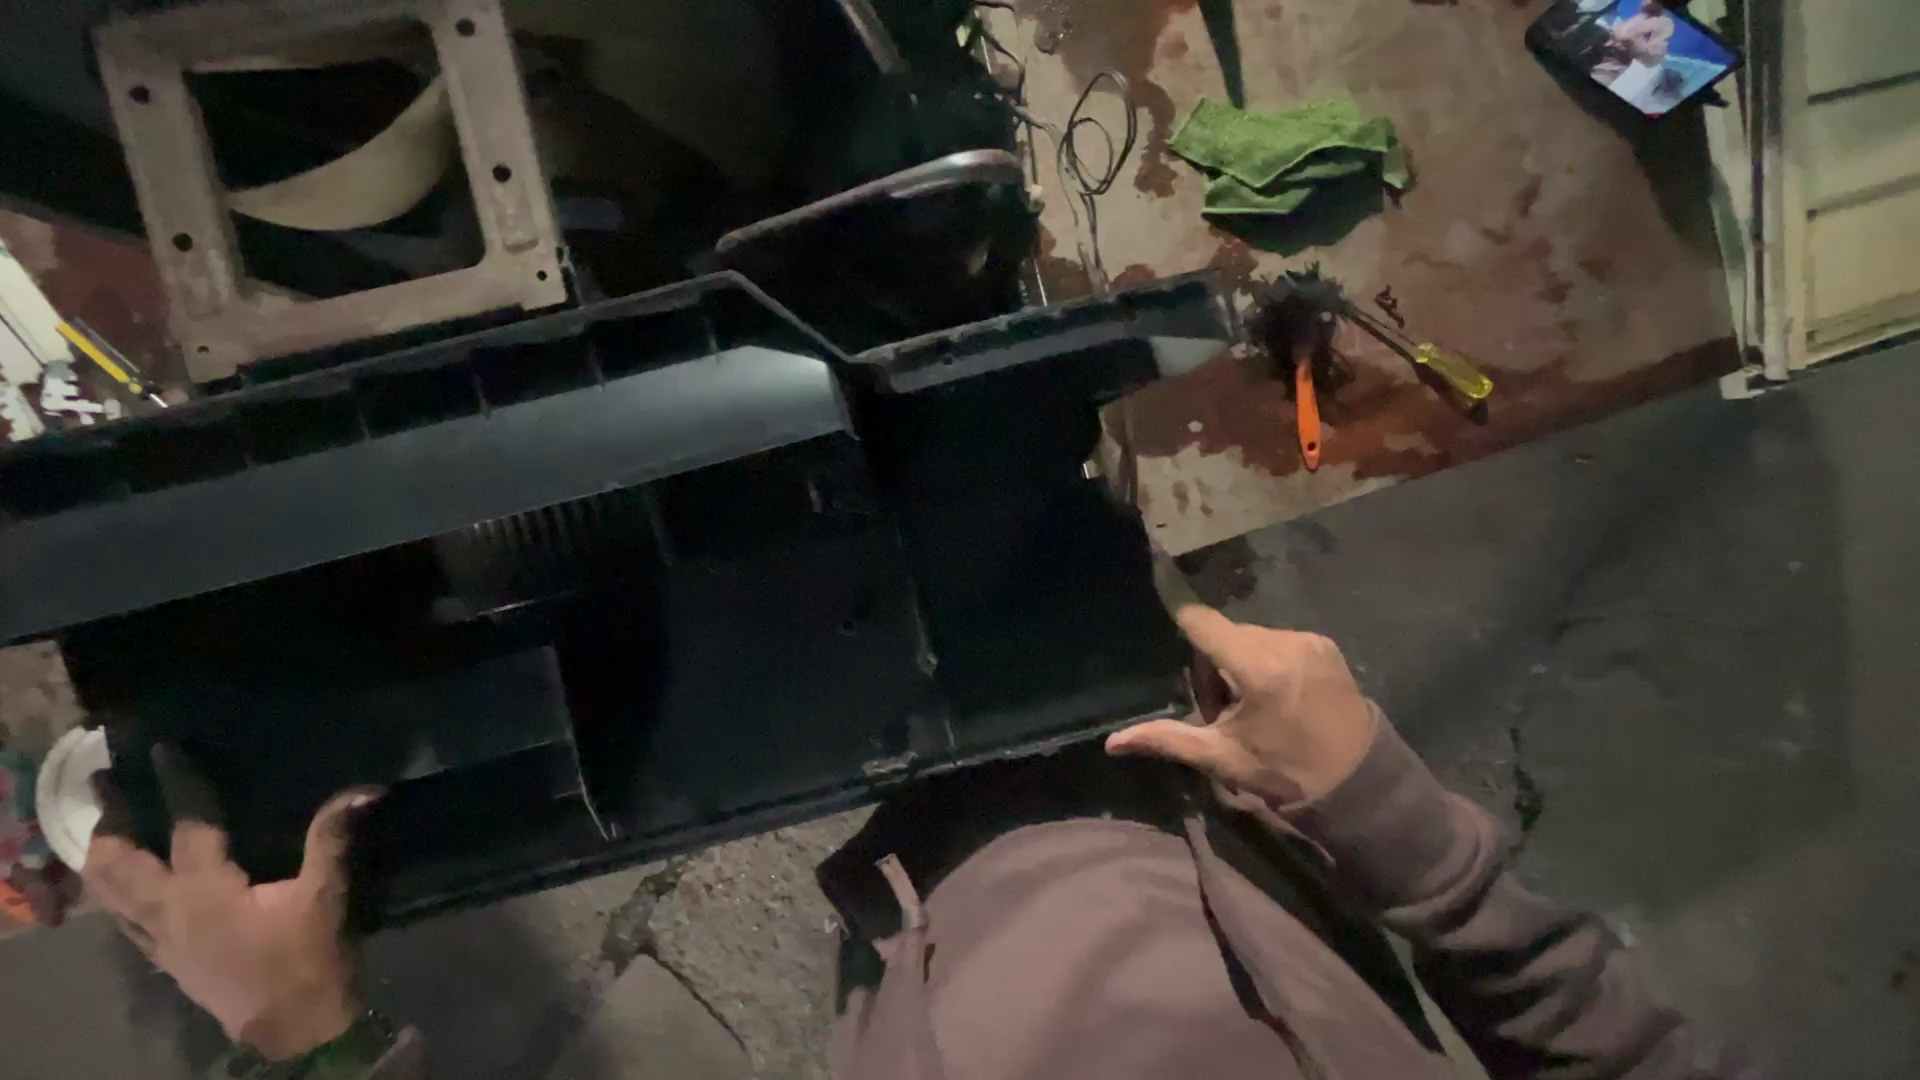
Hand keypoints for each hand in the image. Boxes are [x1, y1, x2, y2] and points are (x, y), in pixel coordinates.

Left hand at [84, 746, 379, 1060]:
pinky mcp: (161, 956)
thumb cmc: (307, 953)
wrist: (290, 1021)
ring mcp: (155, 938)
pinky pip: (121, 916)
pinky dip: (113, 890)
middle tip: (111, 784)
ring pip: (106, 893)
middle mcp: (165, 911)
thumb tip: (364, 787)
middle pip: (118, 862)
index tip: (162, 750)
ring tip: (108, 825)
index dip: (177, 785)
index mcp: (205, 891)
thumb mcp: (326, 892)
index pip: (186, 826)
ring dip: (104, 855)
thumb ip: (334, 837)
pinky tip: (126, 881)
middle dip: (111, 820)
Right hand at [1106, 606, 1374, 804]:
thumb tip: (1112, 742)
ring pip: (1251, 636)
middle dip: (1212, 662)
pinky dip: (1267, 659)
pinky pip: (1279, 640)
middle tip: (1222, 707)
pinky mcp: (1325, 645)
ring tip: (1252, 704)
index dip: (1180, 629)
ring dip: (1240, 660)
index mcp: (1257, 667)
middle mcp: (1284, 642)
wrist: (1362, 785)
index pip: (1200, 621)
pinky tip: (1277, 695)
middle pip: (1224, 632)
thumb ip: (1167, 739)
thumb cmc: (1285, 772)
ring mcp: (1309, 641)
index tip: (1172, 655)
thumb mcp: (1222, 758)